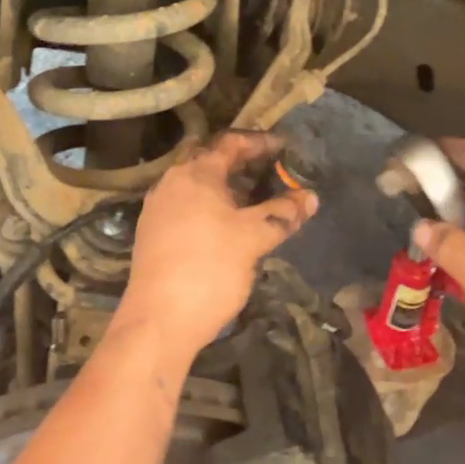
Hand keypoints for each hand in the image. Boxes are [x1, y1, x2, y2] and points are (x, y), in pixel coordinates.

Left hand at [120, 130, 319, 357]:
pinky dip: (210, 205)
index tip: (286, 147)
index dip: (261, 142)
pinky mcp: (154, 231)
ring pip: (198, 184)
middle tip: (272, 170)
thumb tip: (310, 196)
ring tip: (255, 200)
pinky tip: (227, 225)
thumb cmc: (209, 269)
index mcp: (196, 173)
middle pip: (212, 160)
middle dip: (242, 163)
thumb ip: (282, 214)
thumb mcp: (253, 239)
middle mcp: (173, 181)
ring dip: (226, 186)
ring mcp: (159, 206)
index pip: (232, 143)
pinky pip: (187, 204)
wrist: (158, 321)